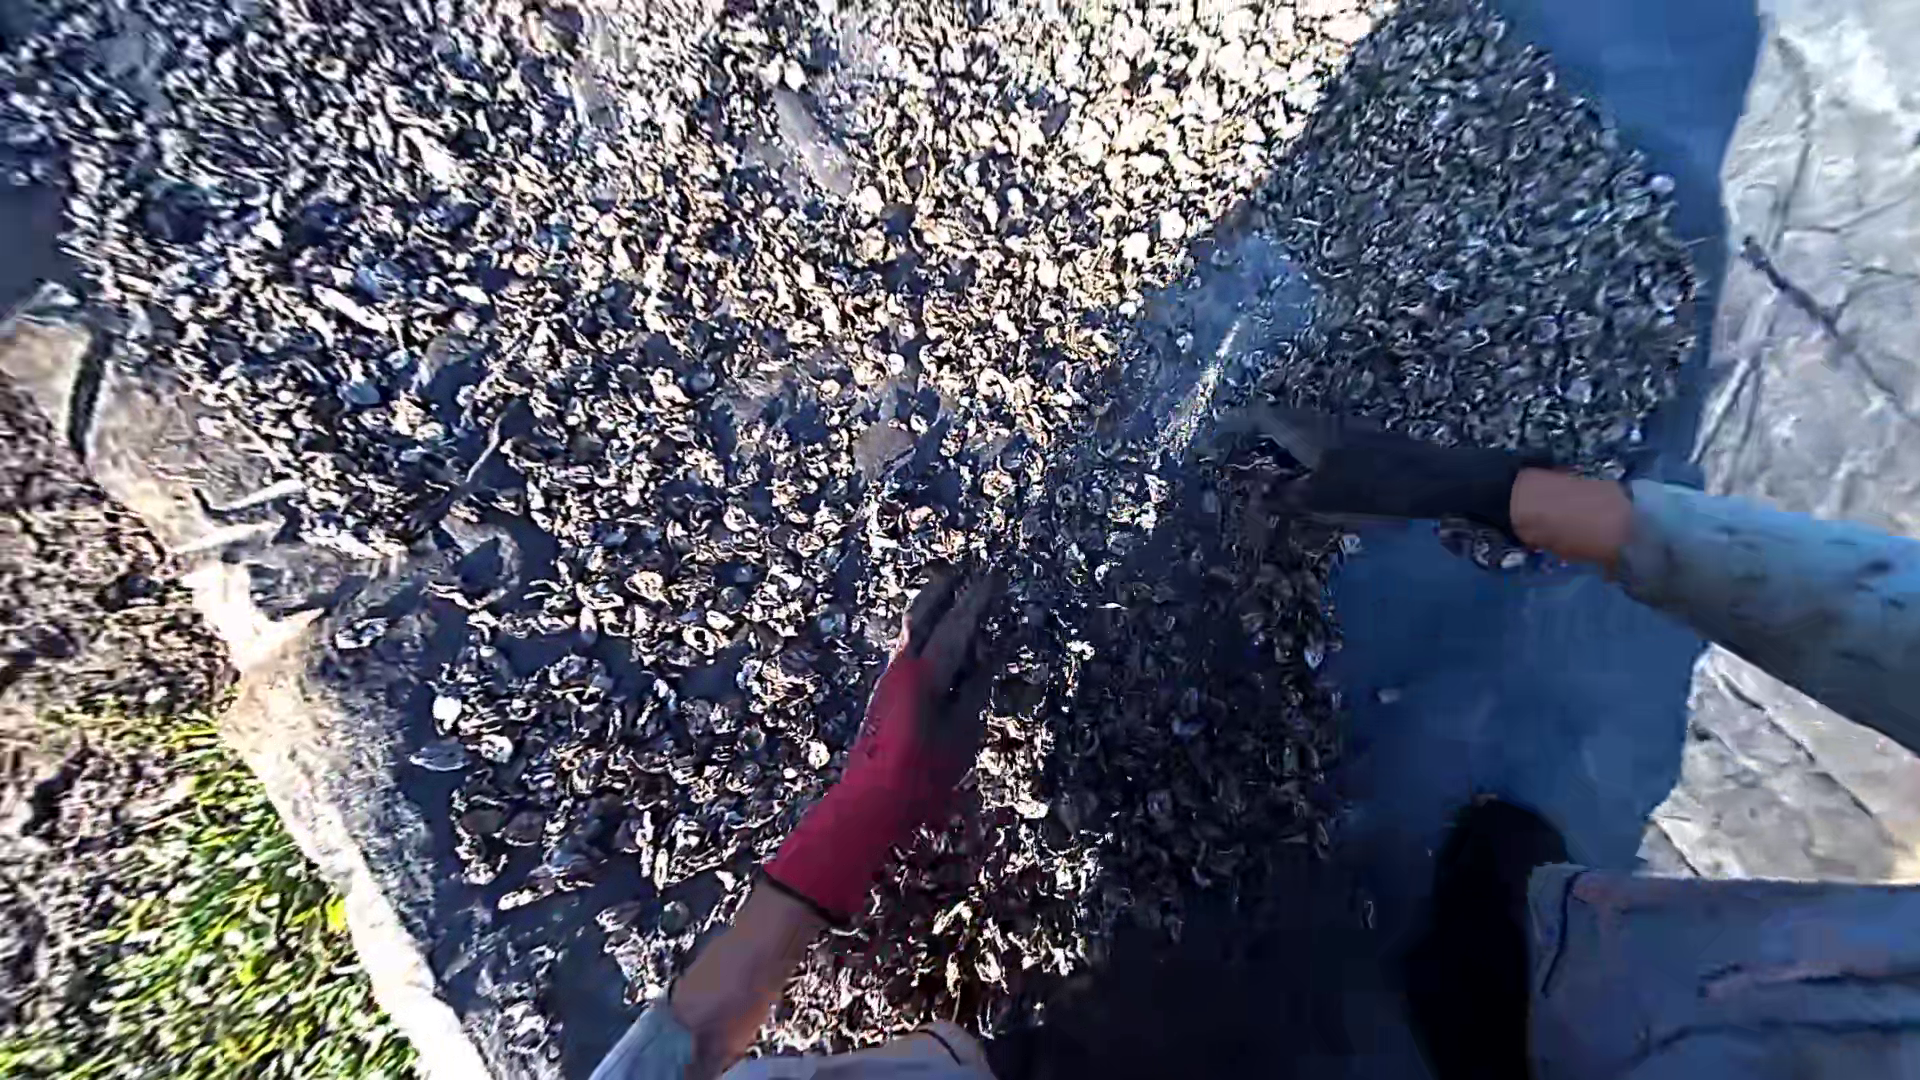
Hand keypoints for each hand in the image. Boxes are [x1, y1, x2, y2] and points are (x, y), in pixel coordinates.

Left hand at [765, 569, 1002, 920]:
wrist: (870, 799)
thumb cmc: (923, 773)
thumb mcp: (962, 732)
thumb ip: (978, 686)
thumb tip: (996, 650)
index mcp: (924, 673)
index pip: (956, 624)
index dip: (977, 599)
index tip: (994, 576)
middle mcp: (901, 665)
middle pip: (920, 612)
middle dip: (944, 586)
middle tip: (965, 568)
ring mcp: (890, 674)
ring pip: (909, 625)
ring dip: (930, 602)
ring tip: (950, 587)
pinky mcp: (886, 685)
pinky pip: (907, 641)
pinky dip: (924, 624)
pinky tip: (936, 629)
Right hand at [1241, 405, 1536, 536]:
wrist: (1442, 479)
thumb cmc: (1374, 487)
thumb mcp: (1319, 500)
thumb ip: (1282, 497)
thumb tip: (1254, 499)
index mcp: (1305, 432)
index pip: (1259, 417)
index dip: (1234, 423)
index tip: (1215, 433)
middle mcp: (1321, 422)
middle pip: (1277, 421)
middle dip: (1254, 435)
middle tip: (1238, 455)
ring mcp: (1344, 428)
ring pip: (1299, 429)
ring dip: (1278, 444)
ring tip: (1267, 466)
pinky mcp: (1362, 438)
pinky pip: (1317, 438)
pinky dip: (1300, 451)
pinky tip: (1306, 472)